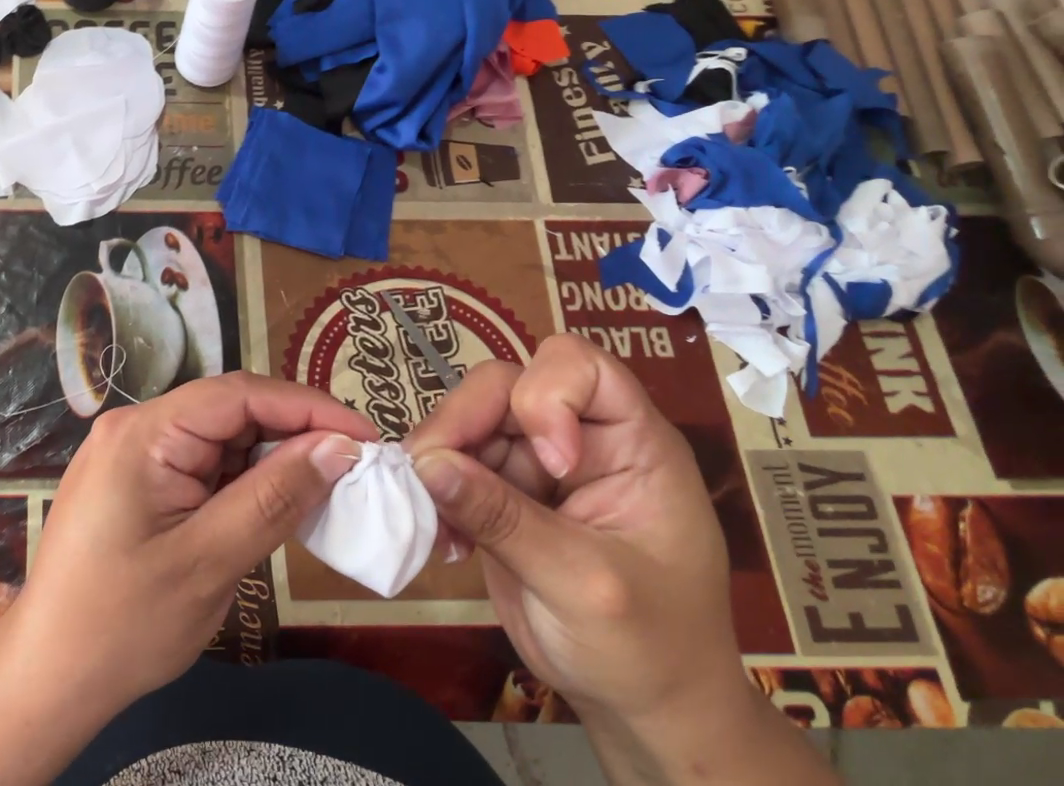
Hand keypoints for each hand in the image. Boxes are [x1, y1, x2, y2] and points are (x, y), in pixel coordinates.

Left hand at [2, 372, 377, 710]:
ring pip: (220, 440)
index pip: (239, 394)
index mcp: (144, 434)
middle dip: (294, 436)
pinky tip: (276, 507)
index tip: (368, 440)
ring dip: (272, 461)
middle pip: (229, 412)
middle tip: (356, 472)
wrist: (51, 674)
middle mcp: (135, 430)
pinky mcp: (136, 484)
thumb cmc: (124, 622)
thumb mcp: (210, 560)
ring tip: (326, 492)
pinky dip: (243, 484)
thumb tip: (340, 447)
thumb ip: (275, 497)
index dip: (309, 409)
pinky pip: (201, 466)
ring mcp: (132, 456)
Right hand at [403, 334, 740, 723]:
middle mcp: (576, 441)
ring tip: (438, 524)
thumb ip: (505, 519)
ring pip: (464, 425)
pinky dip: (431, 495)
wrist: (640, 706)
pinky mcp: (497, 496)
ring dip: (437, 463)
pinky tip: (443, 543)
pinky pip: (448, 468)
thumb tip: (425, 463)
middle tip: (431, 477)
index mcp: (631, 444)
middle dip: (462, 424)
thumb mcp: (585, 584)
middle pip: (502, 387)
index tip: (546, 463)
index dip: (546, 395)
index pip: (579, 368)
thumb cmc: (649, 645)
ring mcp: (531, 468)